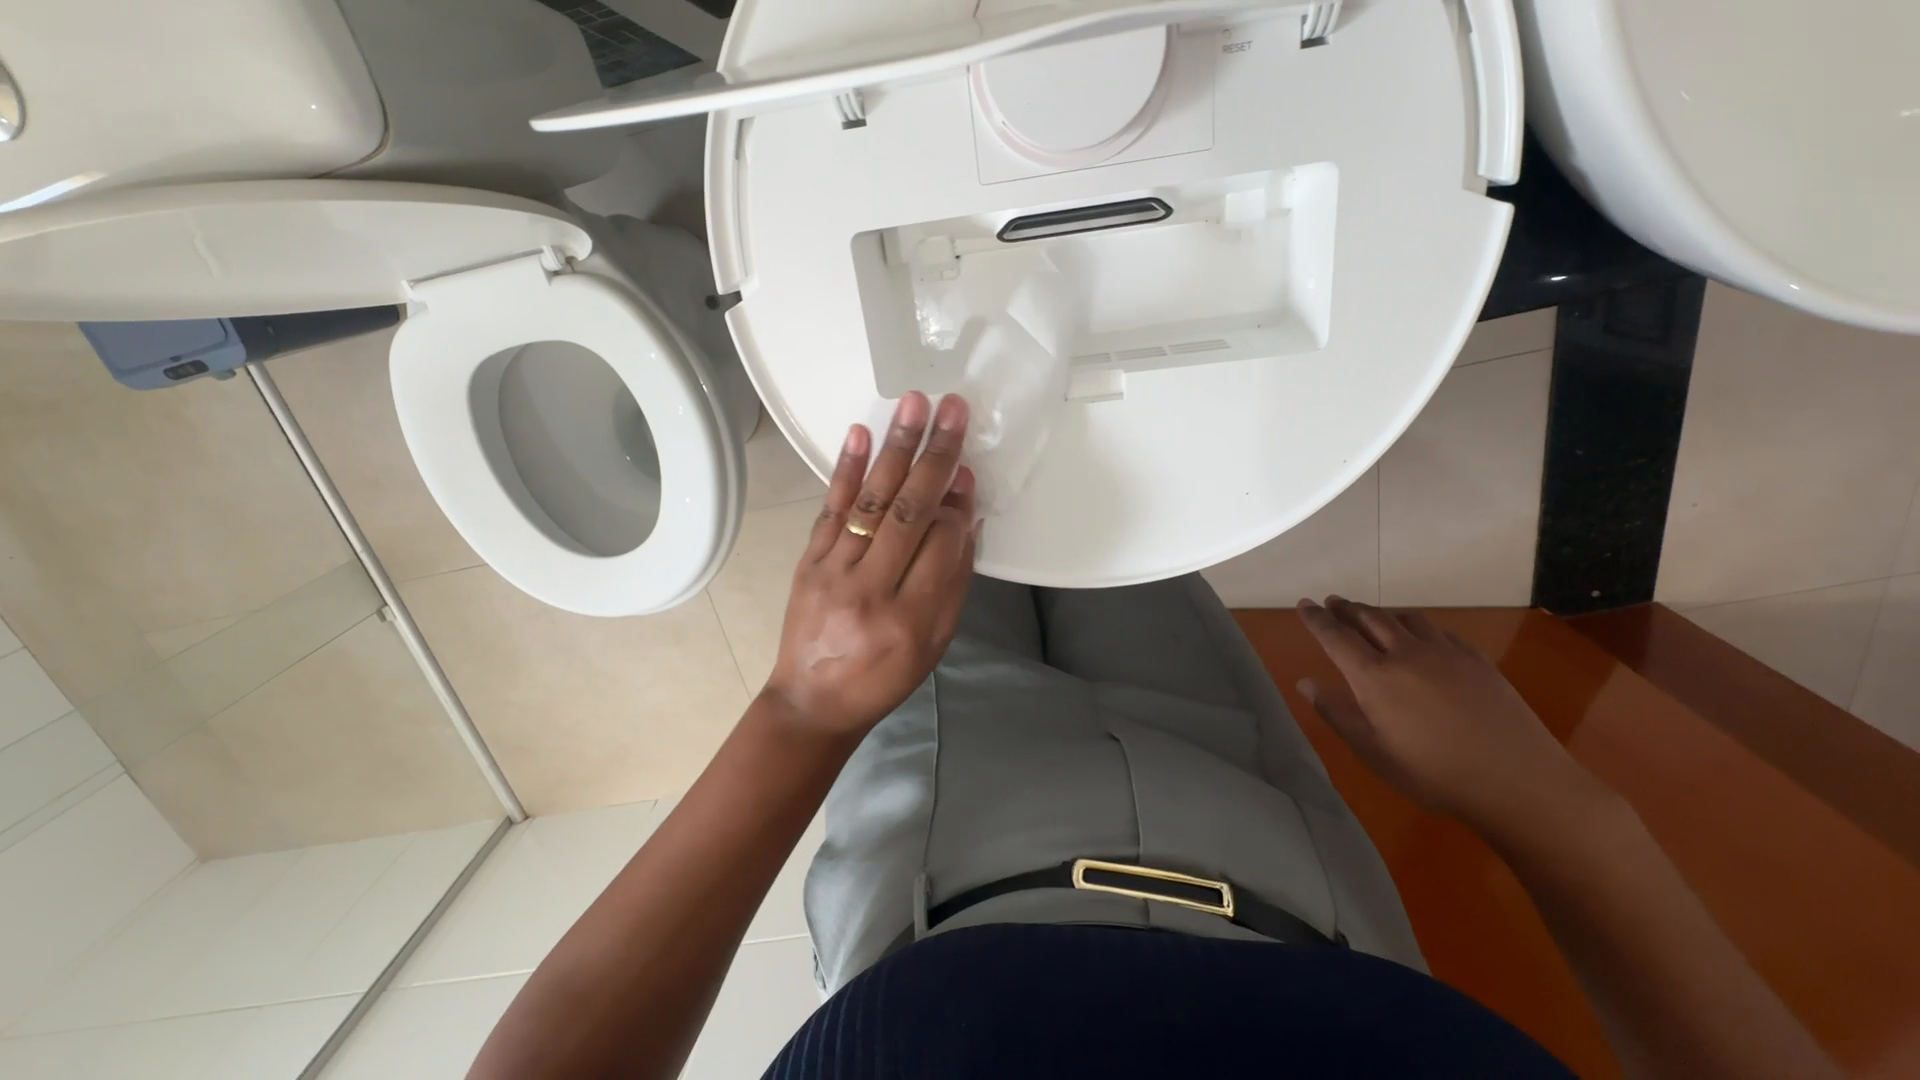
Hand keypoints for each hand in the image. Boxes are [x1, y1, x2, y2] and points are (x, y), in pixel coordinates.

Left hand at [762, 393, 978, 739]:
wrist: (813, 701)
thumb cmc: (883, 678)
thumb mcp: (933, 644)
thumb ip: (952, 584)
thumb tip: (964, 519)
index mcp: (911, 619)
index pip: (942, 545)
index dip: (959, 505)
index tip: (970, 468)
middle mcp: (871, 591)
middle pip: (909, 512)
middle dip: (936, 456)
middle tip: (954, 410)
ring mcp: (834, 572)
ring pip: (871, 502)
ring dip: (895, 448)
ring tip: (914, 405)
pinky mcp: (809, 561)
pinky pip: (832, 510)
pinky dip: (847, 470)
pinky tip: (860, 434)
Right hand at [1295, 597, 1612, 834]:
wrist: (1517, 778)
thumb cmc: (1433, 773)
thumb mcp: (1374, 752)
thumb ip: (1338, 714)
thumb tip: (1306, 682)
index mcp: (1374, 676)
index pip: (1336, 637)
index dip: (1317, 619)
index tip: (1304, 604)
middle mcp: (1406, 654)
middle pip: (1370, 618)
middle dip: (1347, 609)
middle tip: (1333, 602)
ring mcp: (1445, 653)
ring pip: (1405, 619)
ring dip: (1382, 613)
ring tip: (1371, 615)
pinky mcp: (1476, 660)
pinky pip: (1438, 631)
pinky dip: (1418, 626)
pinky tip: (1421, 636)